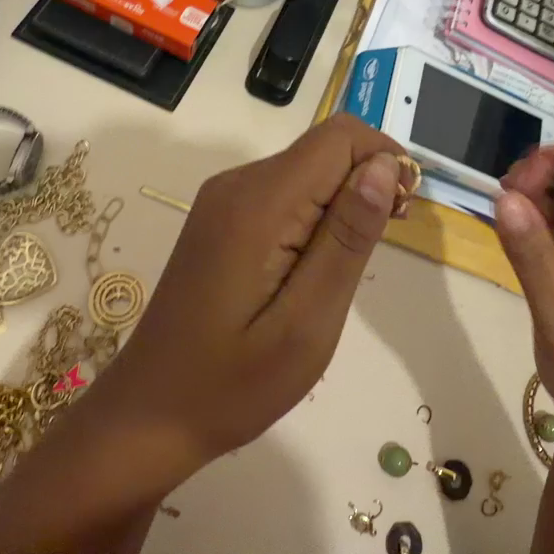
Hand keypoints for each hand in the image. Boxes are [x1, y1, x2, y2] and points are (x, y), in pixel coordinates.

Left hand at [91, 115, 406, 462]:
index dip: (384, 161)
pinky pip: (286, 192)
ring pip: (308, 168)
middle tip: (379, 248)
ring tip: (346, 269)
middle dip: (367, 182)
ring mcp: (225, 199)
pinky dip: (316, 214)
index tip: (402, 215)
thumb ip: (348, 239)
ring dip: (343, 201)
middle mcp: (239, 184)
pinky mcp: (222, 218)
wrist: (150, 415)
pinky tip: (314, 267)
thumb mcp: (307, 322)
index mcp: (259, 203)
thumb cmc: (233, 383)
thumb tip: (384, 166)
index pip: (339, 138)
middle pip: (324, 148)